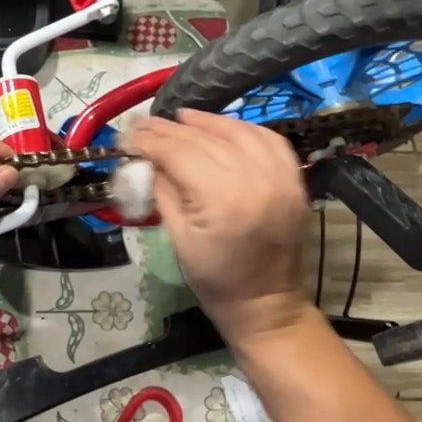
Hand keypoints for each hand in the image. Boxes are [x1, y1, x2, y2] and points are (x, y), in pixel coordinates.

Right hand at [125, 109, 309, 341]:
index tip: (127, 134)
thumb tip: (144, 156)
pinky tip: (221, 128)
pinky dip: (243, 129)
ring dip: (206, 122)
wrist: (266, 304)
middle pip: (205, 139)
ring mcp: (280, 177)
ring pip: (238, 132)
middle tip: (144, 123)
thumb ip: (162, 189)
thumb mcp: (178, 236)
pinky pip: (269, 140)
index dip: (150, 141)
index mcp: (222, 199)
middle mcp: (255, 179)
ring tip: (180, 117)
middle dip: (170, 129)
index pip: (179, 153)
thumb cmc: (214, 279)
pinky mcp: (294, 181)